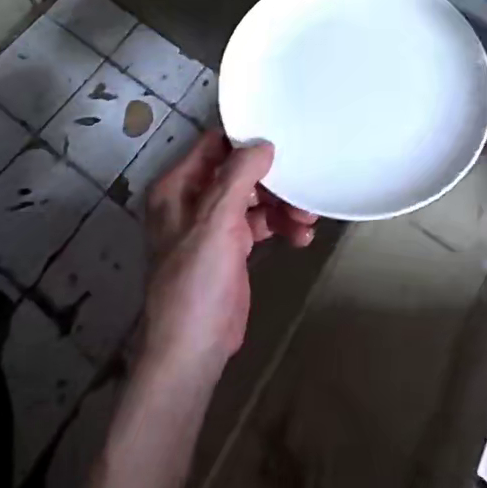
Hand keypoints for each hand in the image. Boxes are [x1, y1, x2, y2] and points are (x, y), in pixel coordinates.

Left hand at [139, 131, 316, 375]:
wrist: (193, 351)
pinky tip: (302, 237)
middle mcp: (193, 200)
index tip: (281, 136)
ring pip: (254, 198)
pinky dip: (280, 226)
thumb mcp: (215, 221)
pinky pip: (260, 224)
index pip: (214, 145)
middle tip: (303, 185)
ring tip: (307, 218)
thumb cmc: (196, 280)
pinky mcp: (232, 248)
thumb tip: (264, 144)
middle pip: (239, 172)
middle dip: (272, 178)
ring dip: (282, 204)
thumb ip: (238, 177)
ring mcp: (213, 225)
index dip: (245, 140)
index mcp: (178, 187)